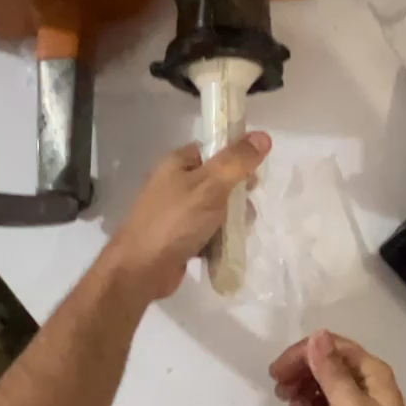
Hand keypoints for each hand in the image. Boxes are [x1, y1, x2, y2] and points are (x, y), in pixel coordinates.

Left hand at [99, 133, 271, 301]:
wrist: (141, 270)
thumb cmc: (175, 222)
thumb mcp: (210, 186)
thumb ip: (237, 161)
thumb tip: (263, 135)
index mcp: (177, 163)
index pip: (214, 150)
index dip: (236, 160)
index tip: (253, 177)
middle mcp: (175, 183)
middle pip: (218, 181)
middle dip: (237, 196)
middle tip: (243, 211)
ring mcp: (176, 212)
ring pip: (216, 209)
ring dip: (230, 220)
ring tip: (236, 232)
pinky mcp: (179, 237)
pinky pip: (208, 231)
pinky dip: (218, 238)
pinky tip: (224, 248)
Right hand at [269, 331, 405, 405]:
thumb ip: (331, 370)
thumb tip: (318, 334)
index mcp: (372, 372)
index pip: (332, 347)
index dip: (303, 354)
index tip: (279, 370)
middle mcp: (367, 382)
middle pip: (327, 364)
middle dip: (301, 373)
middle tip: (279, 389)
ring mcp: (360, 403)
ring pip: (324, 384)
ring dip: (304, 391)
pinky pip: (327, 404)